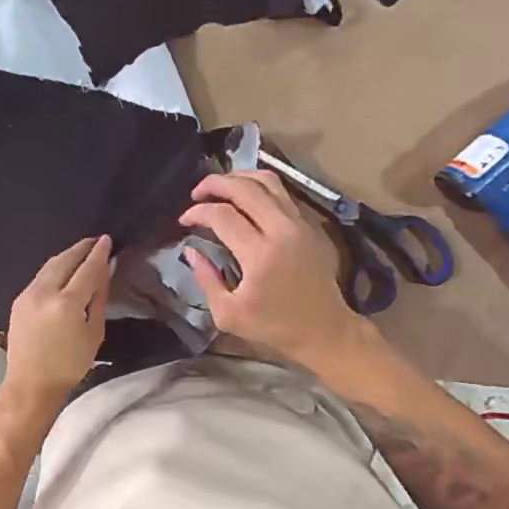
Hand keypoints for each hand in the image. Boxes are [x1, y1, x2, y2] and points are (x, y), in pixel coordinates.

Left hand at [4, 234, 111, 399]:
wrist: (31, 383)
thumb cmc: (69, 365)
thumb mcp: (94, 333)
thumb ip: (99, 298)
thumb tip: (104, 271)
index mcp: (66, 303)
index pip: (87, 269)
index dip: (98, 253)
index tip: (107, 240)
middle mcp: (44, 293)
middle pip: (64, 260)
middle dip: (80, 248)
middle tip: (94, 242)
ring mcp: (27, 295)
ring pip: (49, 266)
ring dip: (66, 257)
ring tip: (81, 253)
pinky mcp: (18, 301)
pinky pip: (39, 278)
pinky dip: (53, 270)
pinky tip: (63, 272)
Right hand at [180, 171, 366, 363]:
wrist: (324, 330)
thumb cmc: (273, 327)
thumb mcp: (228, 314)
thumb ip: (206, 279)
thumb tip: (191, 251)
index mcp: (260, 255)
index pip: (223, 216)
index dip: (198, 213)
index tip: (184, 221)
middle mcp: (282, 231)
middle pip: (246, 188)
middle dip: (215, 184)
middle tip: (196, 192)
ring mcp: (300, 224)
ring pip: (269, 182)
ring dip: (239, 178)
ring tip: (220, 186)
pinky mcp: (309, 226)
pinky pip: (282, 193)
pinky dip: (259, 187)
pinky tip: (244, 196)